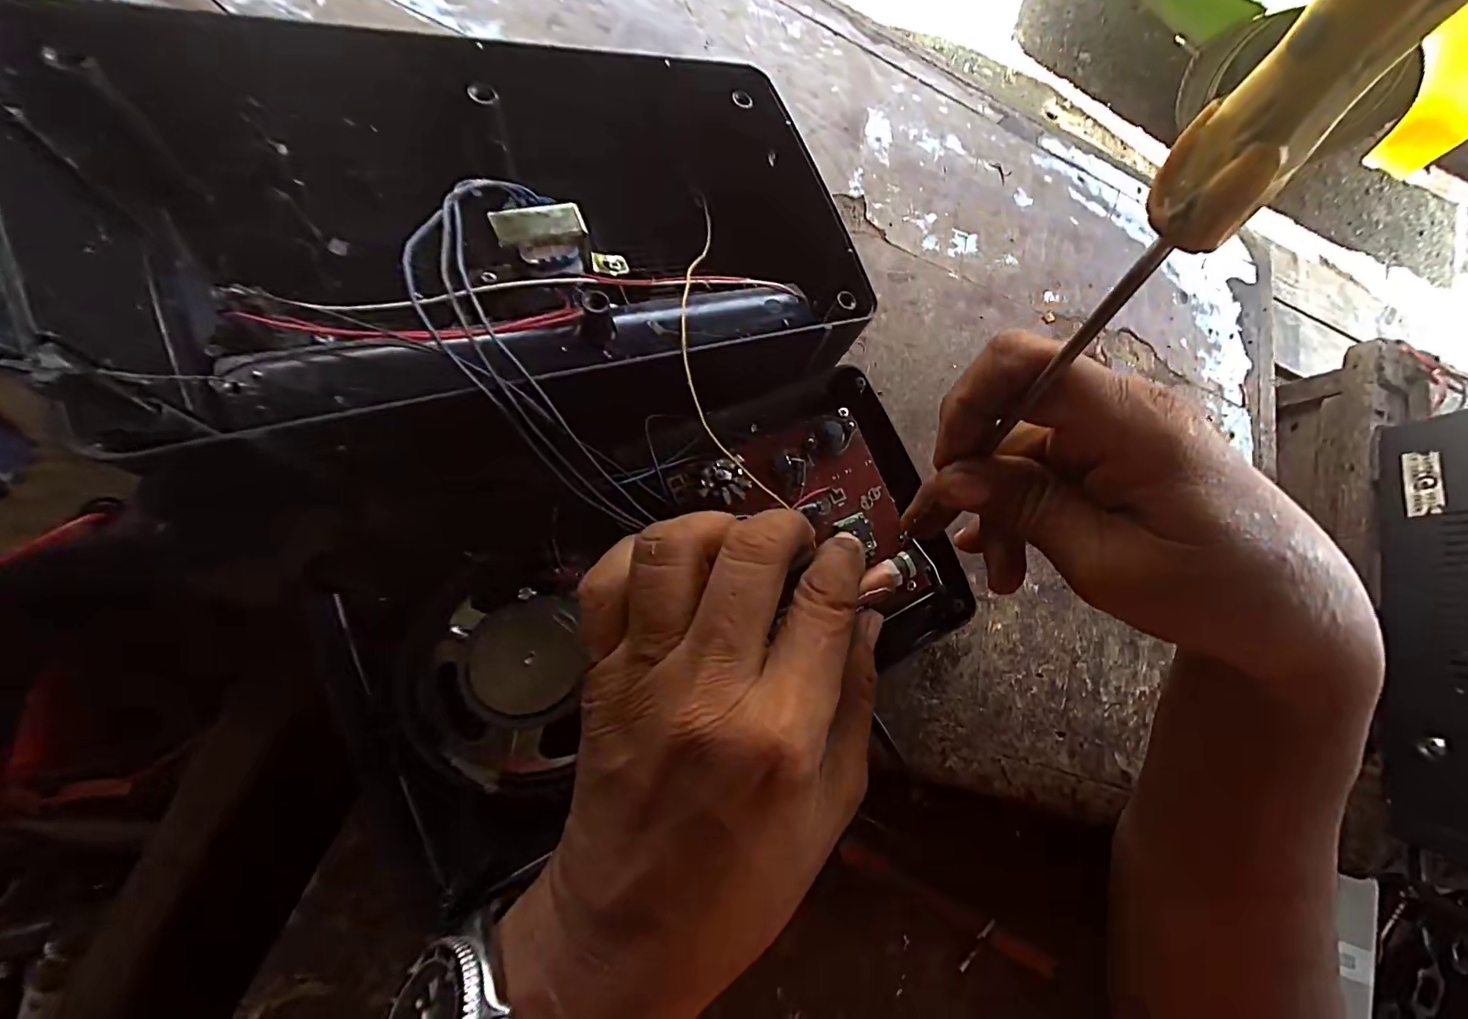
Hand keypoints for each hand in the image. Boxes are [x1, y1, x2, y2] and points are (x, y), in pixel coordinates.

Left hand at [498, 511, 881, 1018]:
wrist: (624, 940)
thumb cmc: (748, 880)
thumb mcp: (836, 799)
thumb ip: (858, 695)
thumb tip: (868, 616)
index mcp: (781, 728)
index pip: (823, 602)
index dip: (846, 559)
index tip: (853, 551)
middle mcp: (709, 689)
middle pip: (749, 555)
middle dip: (788, 526)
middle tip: (804, 539)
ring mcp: (642, 677)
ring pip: (671, 551)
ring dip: (718, 525)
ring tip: (742, 542)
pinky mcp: (599, 678)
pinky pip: (606, 583)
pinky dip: (644, 551)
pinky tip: (680, 564)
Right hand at [901, 330, 1377, 689]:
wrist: (1292, 609)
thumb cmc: (1217, 590)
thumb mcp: (1105, 563)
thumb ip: (1027, 508)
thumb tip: (954, 477)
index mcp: (1130, 418)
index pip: (1024, 362)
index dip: (968, 402)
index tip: (946, 467)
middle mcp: (1123, 410)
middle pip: (1016, 414)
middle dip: (973, 474)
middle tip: (941, 531)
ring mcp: (1122, 434)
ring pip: (1028, 452)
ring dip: (1001, 508)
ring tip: (1001, 574)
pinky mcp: (1122, 458)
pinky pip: (1055, 471)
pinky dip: (1028, 510)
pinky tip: (1016, 557)